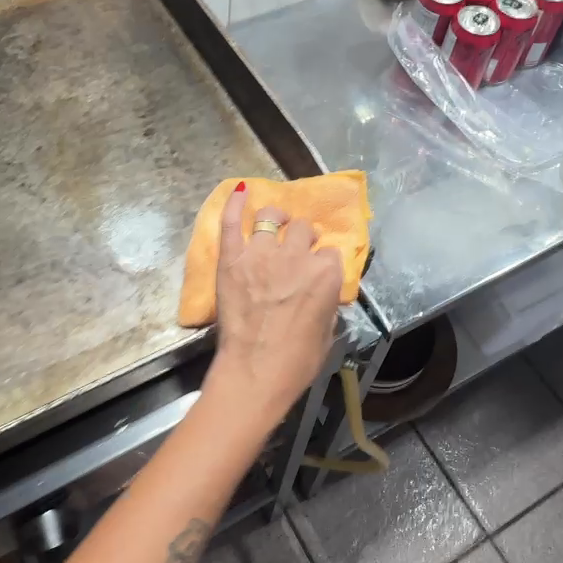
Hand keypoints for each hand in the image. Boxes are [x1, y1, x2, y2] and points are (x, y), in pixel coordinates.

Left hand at [202, 184, 343, 430]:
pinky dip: (236, 203)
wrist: (255, 372)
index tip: (317, 271)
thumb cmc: (297, 362)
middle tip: (296, 249)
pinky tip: (241, 190)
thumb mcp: (328, 331)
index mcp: (325, 273)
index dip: (322, 262)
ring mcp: (261, 253)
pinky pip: (233, 222)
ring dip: (276, 218)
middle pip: (303, 229)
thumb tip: (322, 293)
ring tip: (274, 224)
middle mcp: (295, 255)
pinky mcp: (232, 259)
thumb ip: (326, 302)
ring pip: (271, 217)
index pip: (329, 253)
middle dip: (302, 237)